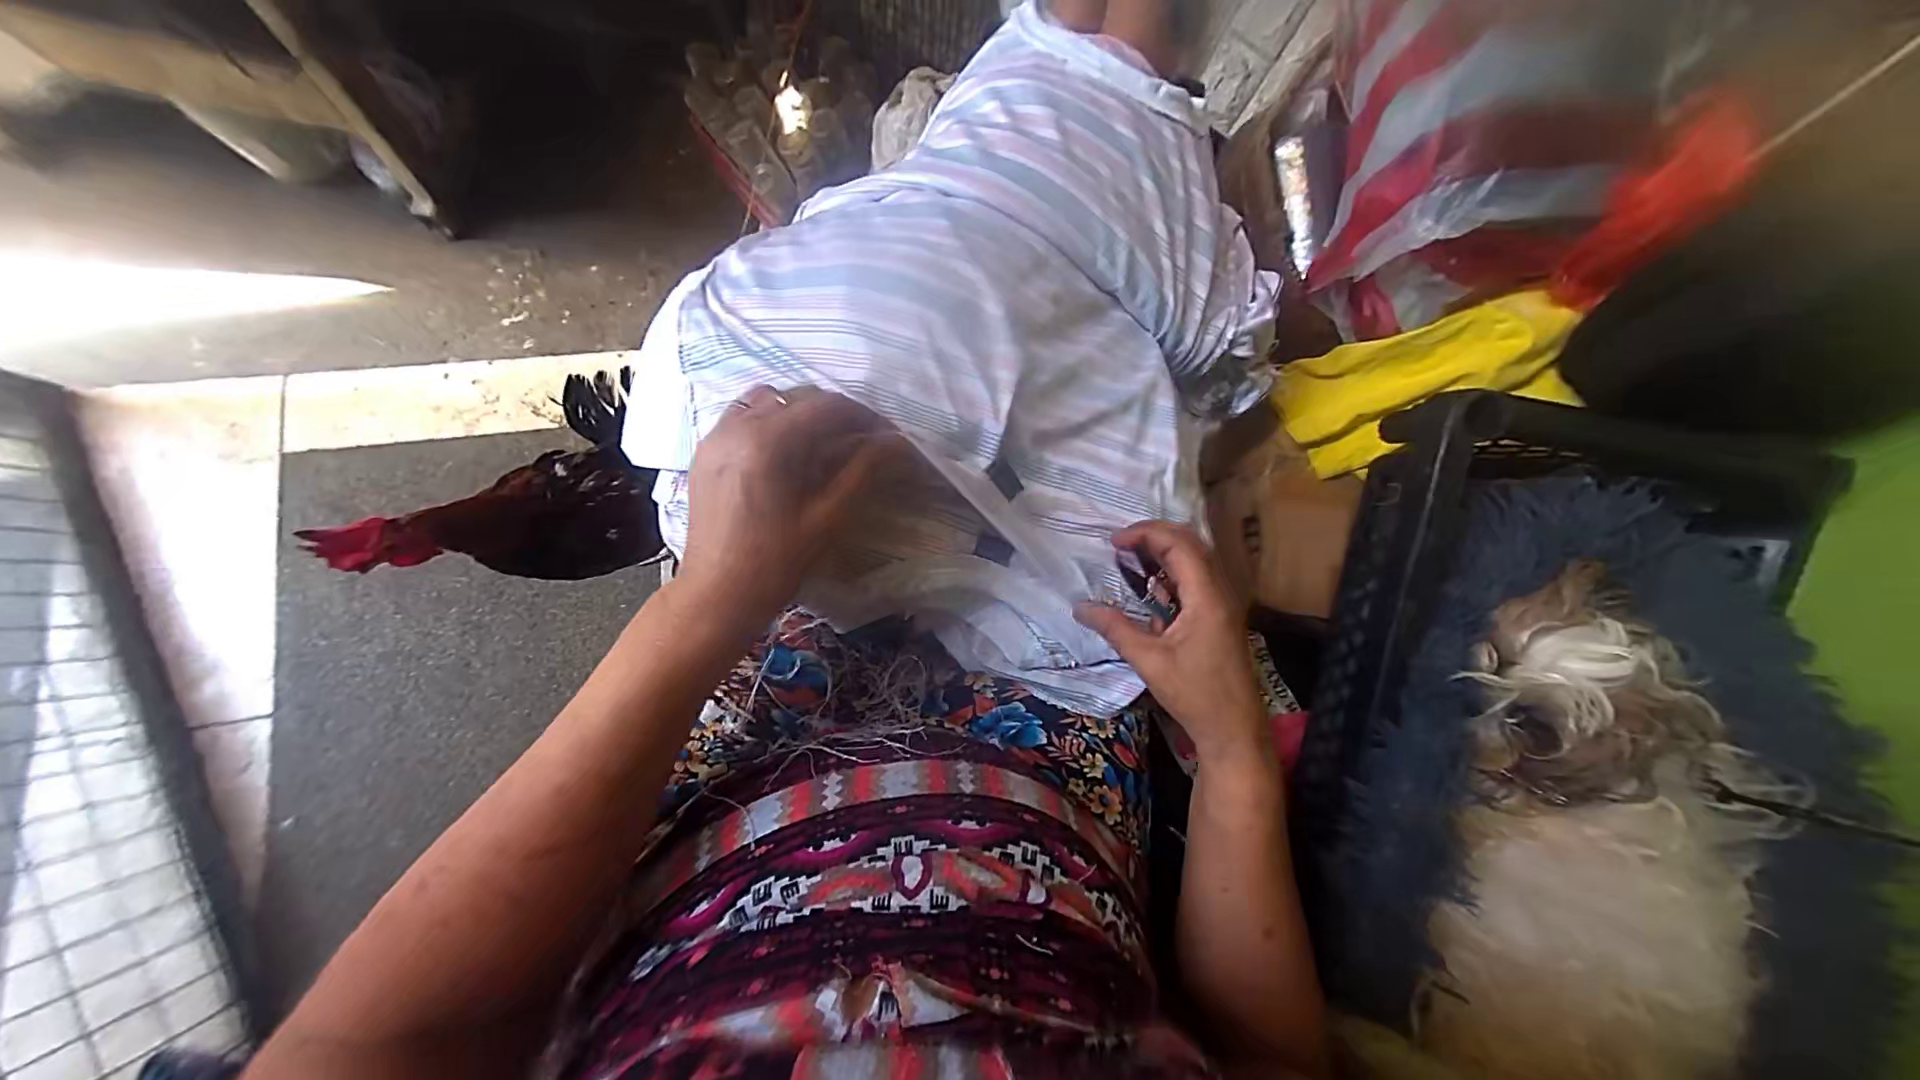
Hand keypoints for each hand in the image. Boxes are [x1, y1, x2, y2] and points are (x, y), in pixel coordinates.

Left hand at [679, 385, 906, 625]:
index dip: (864, 416)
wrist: (717, 596)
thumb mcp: (827, 517)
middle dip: (836, 413)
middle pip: (798, 397)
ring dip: (802, 412)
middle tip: (865, 440)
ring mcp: (715, 436)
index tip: (888, 435)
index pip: (827, 406)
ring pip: (768, 400)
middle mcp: (737, 426)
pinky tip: (788, 452)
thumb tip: (895, 442)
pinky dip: (772, 422)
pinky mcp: (705, 451)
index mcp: (768, 442)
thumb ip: (862, 471)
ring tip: (825, 443)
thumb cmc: (776, 563)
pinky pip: (743, 416)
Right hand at [1074, 521, 1267, 761]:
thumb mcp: (1148, 661)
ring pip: (1196, 560)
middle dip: (1154, 536)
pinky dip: (1173, 572)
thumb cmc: (1194, 694)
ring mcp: (1224, 603)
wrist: (1234, 728)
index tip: (1114, 541)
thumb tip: (1080, 607)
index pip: (1179, 545)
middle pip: (1191, 544)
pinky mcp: (1221, 615)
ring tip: (1131, 558)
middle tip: (1120, 544)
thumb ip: (1115, 628)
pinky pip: (1198, 579)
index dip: (1145, 534)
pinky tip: (1152, 588)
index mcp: (1207, 597)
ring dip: (1164, 552)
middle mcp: (1220, 592)